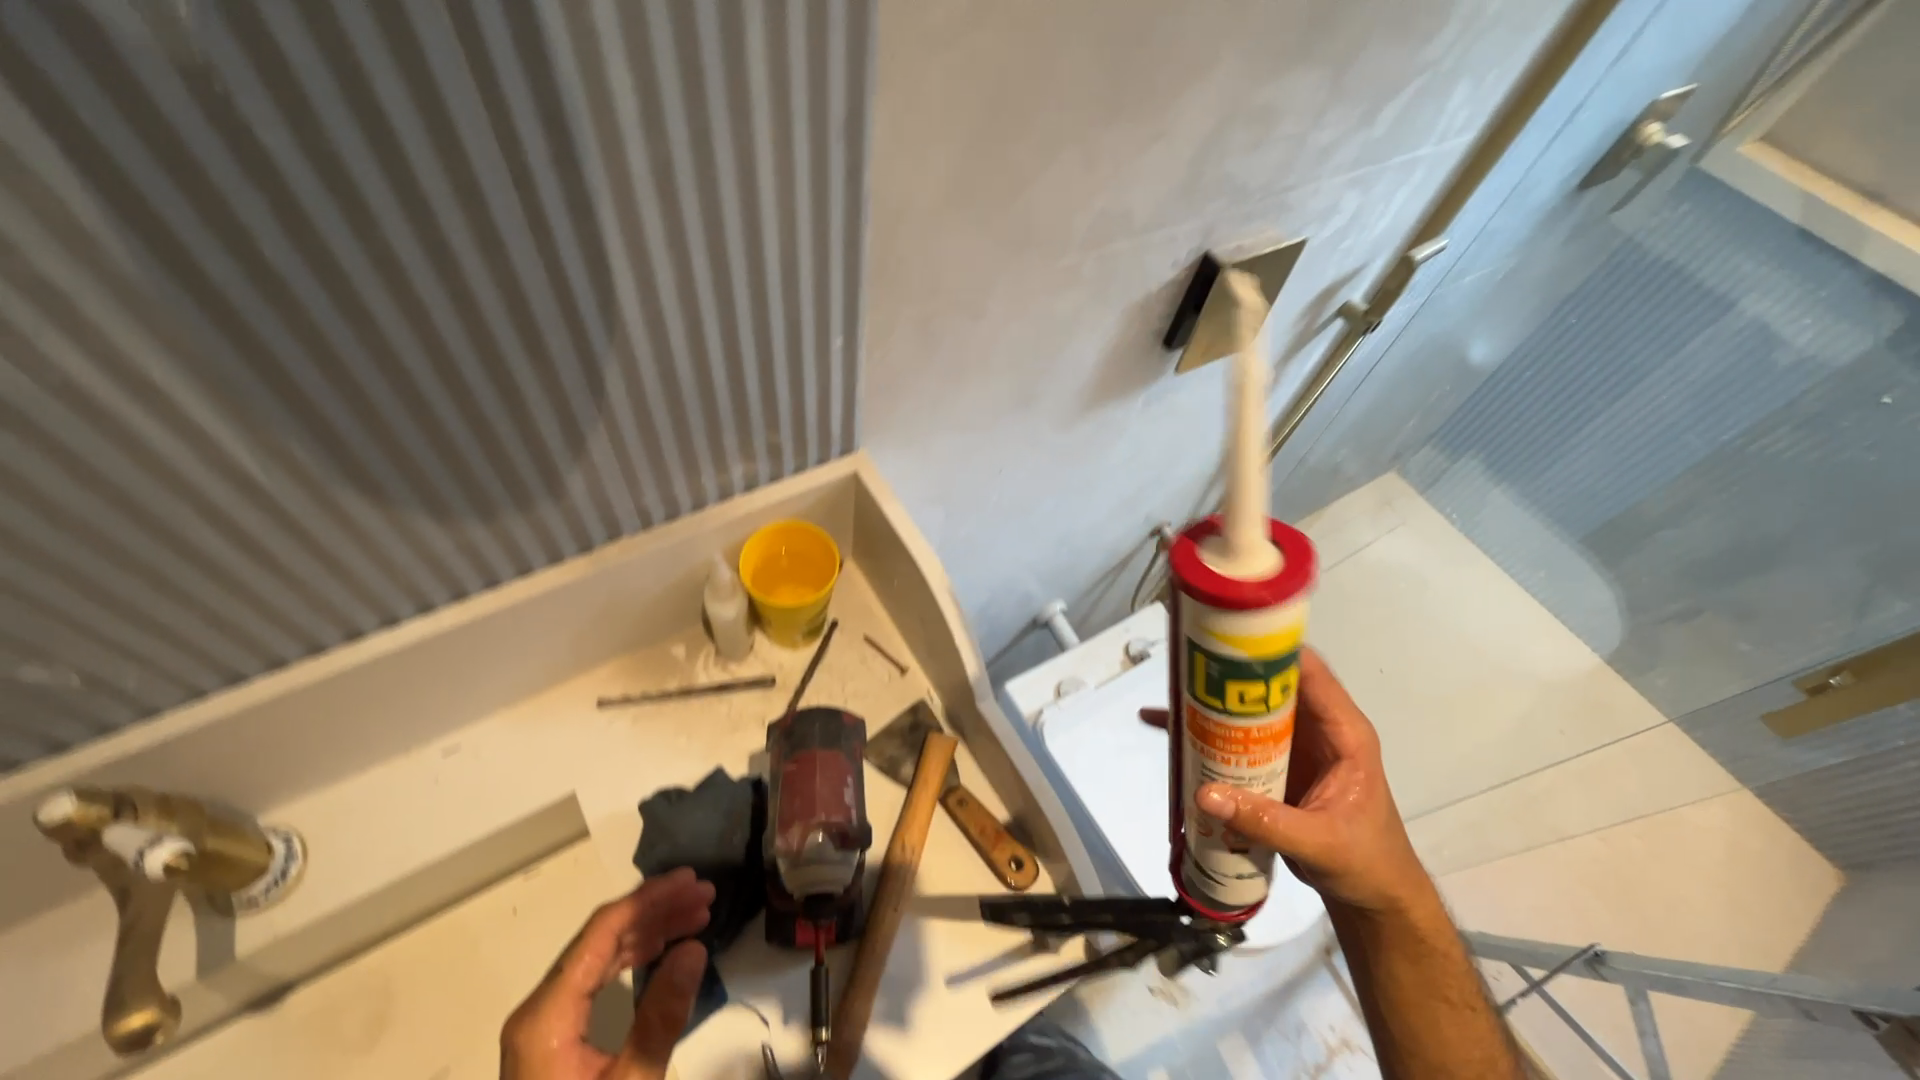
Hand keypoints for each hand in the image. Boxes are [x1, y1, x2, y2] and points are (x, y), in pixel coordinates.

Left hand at [501, 868, 715, 1079]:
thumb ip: (661, 1015)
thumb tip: (694, 947)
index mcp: (547, 1013)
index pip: (602, 933)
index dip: (649, 899)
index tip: (693, 882)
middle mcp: (540, 1007)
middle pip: (601, 938)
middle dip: (655, 911)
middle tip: (706, 896)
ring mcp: (544, 1022)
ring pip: (600, 956)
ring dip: (649, 932)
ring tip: (698, 915)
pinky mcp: (554, 1038)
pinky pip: (596, 981)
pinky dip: (634, 960)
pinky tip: (666, 951)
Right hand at [1195, 648, 1431, 915]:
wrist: (1371, 895)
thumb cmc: (1365, 862)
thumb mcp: (1319, 843)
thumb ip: (1265, 820)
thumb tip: (1204, 794)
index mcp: (1342, 733)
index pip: (1310, 674)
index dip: (1273, 652)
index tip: (1230, 642)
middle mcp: (1315, 729)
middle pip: (1271, 686)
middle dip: (1230, 674)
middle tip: (1188, 667)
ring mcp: (1291, 746)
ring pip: (1249, 711)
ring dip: (1212, 703)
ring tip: (1170, 696)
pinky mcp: (1272, 766)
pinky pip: (1236, 740)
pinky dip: (1206, 735)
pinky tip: (1169, 732)